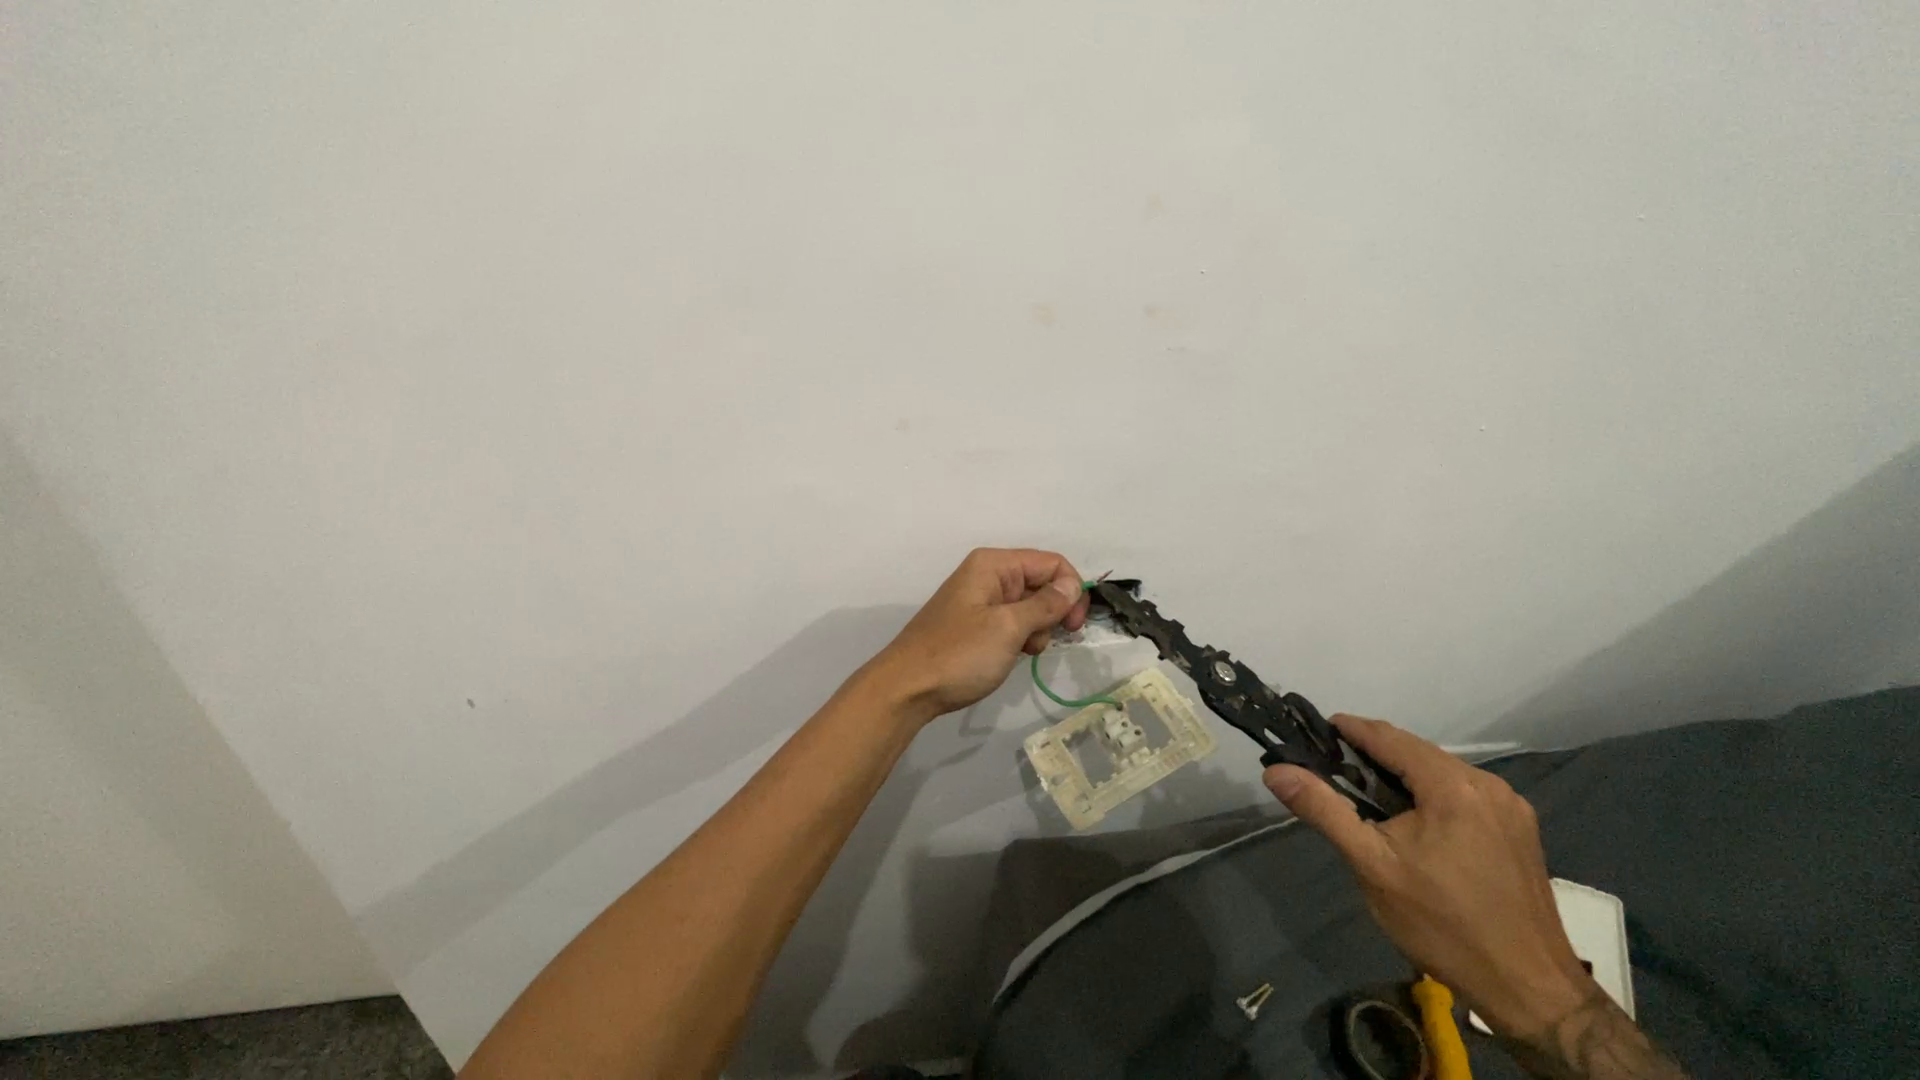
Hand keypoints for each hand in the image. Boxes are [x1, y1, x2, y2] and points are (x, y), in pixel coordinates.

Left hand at [864, 548, 1090, 723]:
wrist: (907, 689)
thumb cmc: (959, 654)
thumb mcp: (1008, 627)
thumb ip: (1045, 604)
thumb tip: (1072, 584)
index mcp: (994, 565)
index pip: (1052, 563)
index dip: (1070, 591)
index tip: (1073, 626)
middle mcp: (988, 576)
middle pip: (1042, 583)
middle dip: (1051, 613)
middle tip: (1040, 642)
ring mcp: (981, 602)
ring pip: (1030, 607)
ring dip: (1036, 630)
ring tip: (1020, 652)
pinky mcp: (976, 626)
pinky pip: (1012, 624)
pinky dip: (1019, 639)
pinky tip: (1009, 657)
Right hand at [1264, 715, 1591, 1038]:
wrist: (1529, 988)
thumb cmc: (1442, 924)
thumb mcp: (1372, 866)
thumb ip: (1324, 810)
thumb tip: (1276, 771)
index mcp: (1453, 785)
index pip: (1389, 737)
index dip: (1349, 730)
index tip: (1314, 732)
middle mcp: (1488, 784)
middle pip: (1417, 753)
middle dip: (1372, 756)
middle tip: (1331, 773)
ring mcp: (1511, 807)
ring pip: (1442, 774)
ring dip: (1402, 778)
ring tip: (1366, 800)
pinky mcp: (1521, 831)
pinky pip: (1464, 796)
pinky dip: (1431, 797)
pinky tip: (1413, 824)